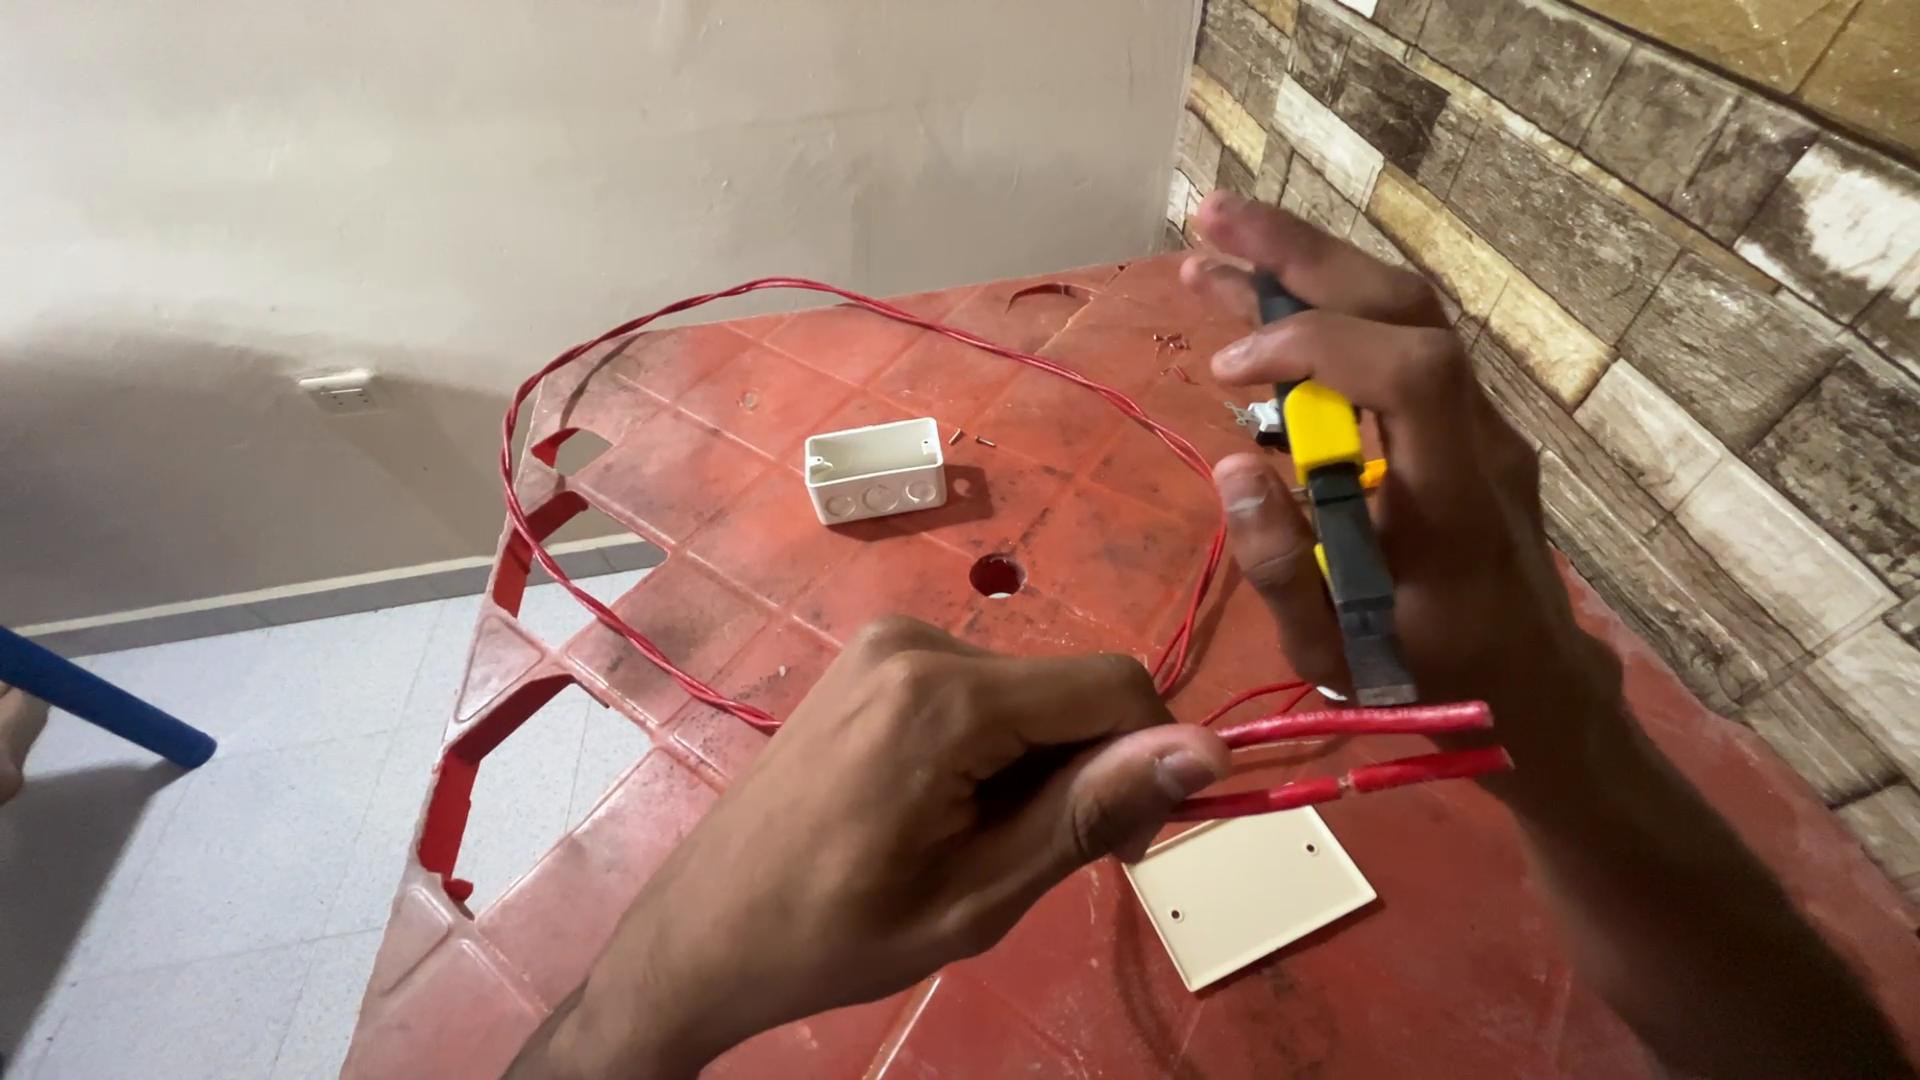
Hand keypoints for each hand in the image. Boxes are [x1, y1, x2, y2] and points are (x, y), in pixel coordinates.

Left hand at [528, 616, 1229, 1077]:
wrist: (709, 920)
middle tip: (1025, 852)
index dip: (1149, 755)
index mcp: (948, 698)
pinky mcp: (878, 652)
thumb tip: (1206, 747)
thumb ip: (1092, 809)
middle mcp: (922, 640)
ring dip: (1032, 757)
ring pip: (1026, 688)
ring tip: (970, 830)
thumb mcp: (981, 894)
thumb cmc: (841, 929)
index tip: (1123, 839)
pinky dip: (992, 737)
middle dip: (1080, 766)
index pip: (1115, 685)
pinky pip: (979, 683)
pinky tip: (940, 793)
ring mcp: (892, 638)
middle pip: (1067, 688)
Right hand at [1184, 191, 1626, 812]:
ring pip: (1404, 312)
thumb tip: (1230, 463)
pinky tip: (1263, 313)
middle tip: (1208, 220)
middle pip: (1408, 305)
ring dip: (1308, 269)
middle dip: (1303, 253)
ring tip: (1215, 249)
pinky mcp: (1458, 428)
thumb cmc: (1425, 680)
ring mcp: (1475, 425)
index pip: (1410, 368)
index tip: (1227, 369)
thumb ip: (1280, 566)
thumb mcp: (1332, 652)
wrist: (1535, 690)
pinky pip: (1396, 347)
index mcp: (1453, 499)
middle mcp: (1477, 438)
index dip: (1313, 343)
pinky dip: (1324, 315)